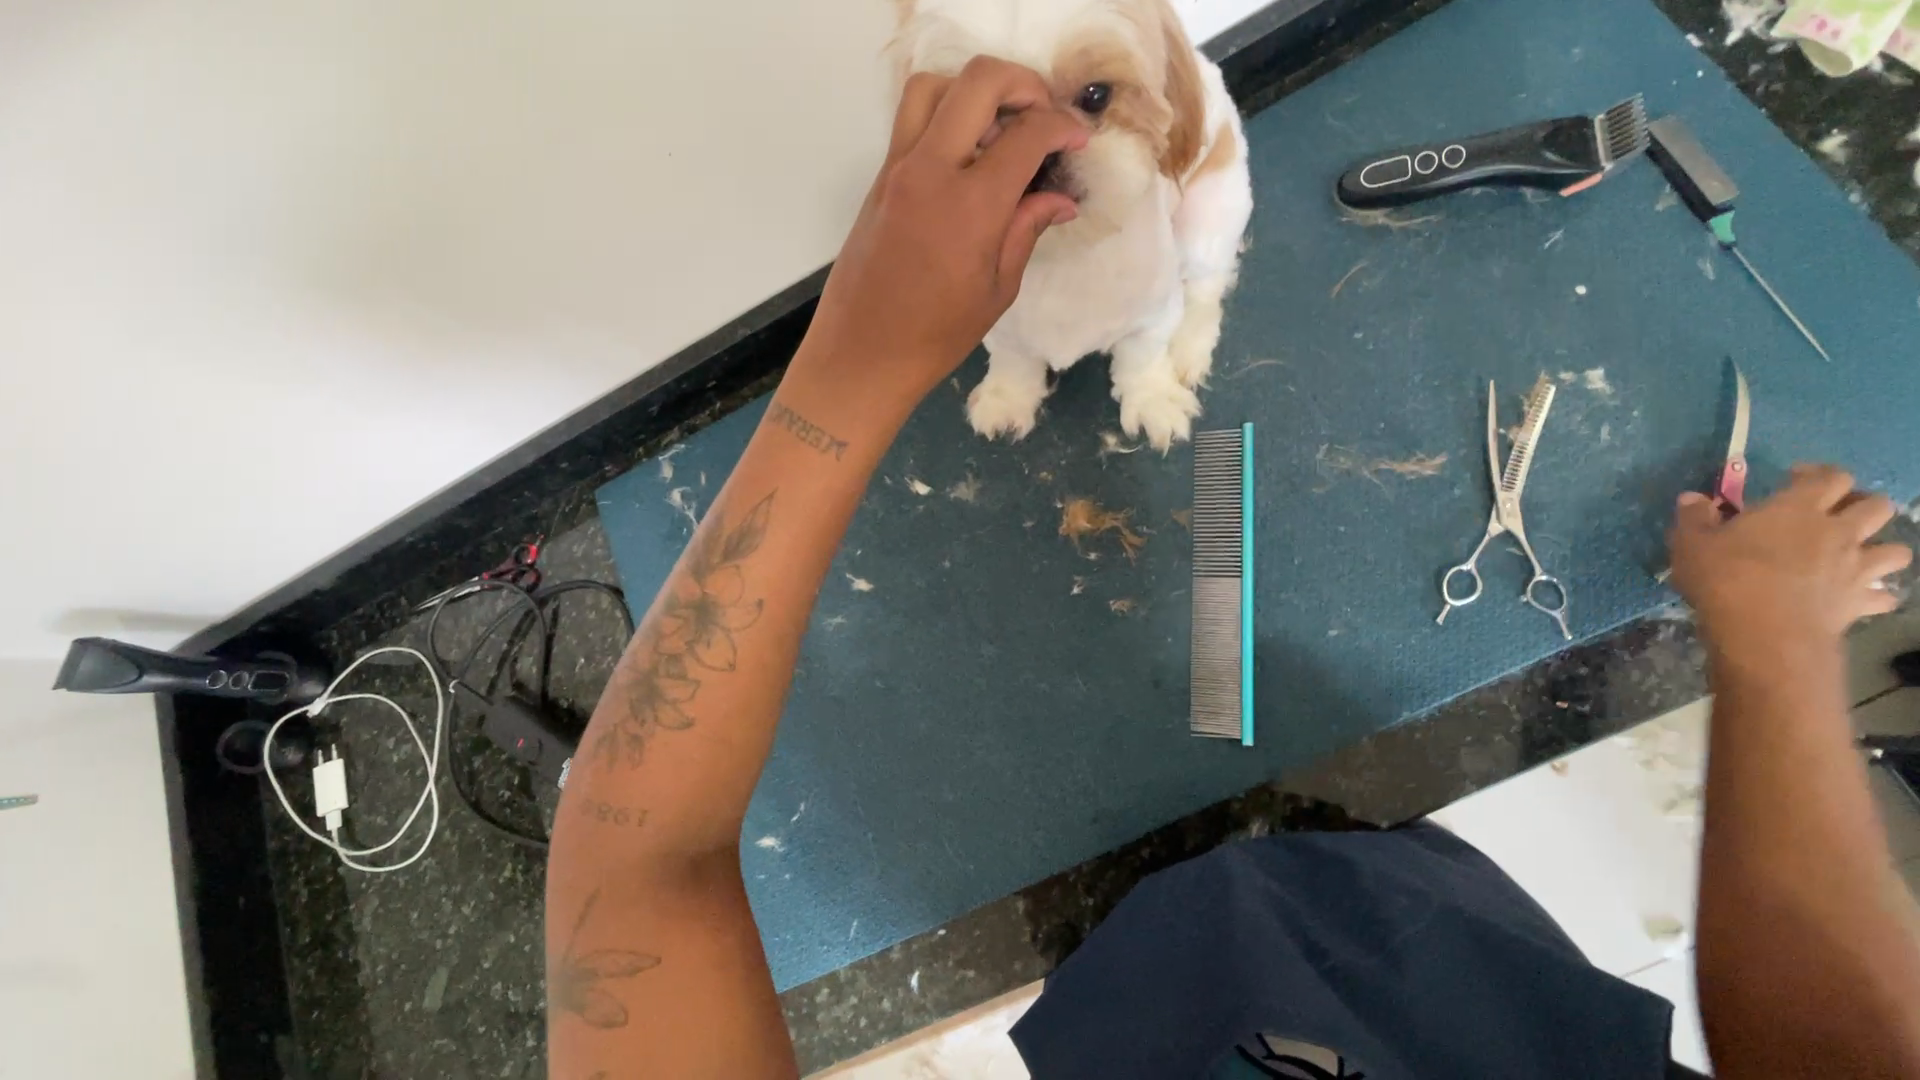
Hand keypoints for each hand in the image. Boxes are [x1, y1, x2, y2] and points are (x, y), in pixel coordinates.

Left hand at [792, 57, 1087, 415]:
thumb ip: (1027, 231)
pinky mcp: (879, 180)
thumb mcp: (997, 291)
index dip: (1063, 125)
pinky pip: (911, 120)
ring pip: (934, 86)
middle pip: (979, 81)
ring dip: (974, 91)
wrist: (861, 354)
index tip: (1078, 139)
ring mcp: (897, 169)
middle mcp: (930, 170)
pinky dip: (945, 115)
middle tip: (1043, 117)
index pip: (1027, 133)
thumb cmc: (936, 337)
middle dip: (1024, 85)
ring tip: (999, 128)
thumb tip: (1060, 199)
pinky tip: (967, 156)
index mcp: (971, 206)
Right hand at [1669, 464, 1911, 652]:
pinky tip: (1855, 596)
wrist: (1764, 629)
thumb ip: (1694, 517)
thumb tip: (1693, 498)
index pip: (1829, 476)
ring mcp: (1857, 567)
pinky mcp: (1862, 601)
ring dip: (1879, 548)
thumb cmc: (1724, 577)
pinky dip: (1875, 594)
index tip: (1794, 478)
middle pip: (1876, 505)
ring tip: (1853, 555)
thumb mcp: (1690, 542)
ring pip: (1896, 549)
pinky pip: (1885, 595)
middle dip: (1860, 504)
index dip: (1816, 473)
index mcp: (1798, 509)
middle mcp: (1838, 532)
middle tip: (1831, 514)